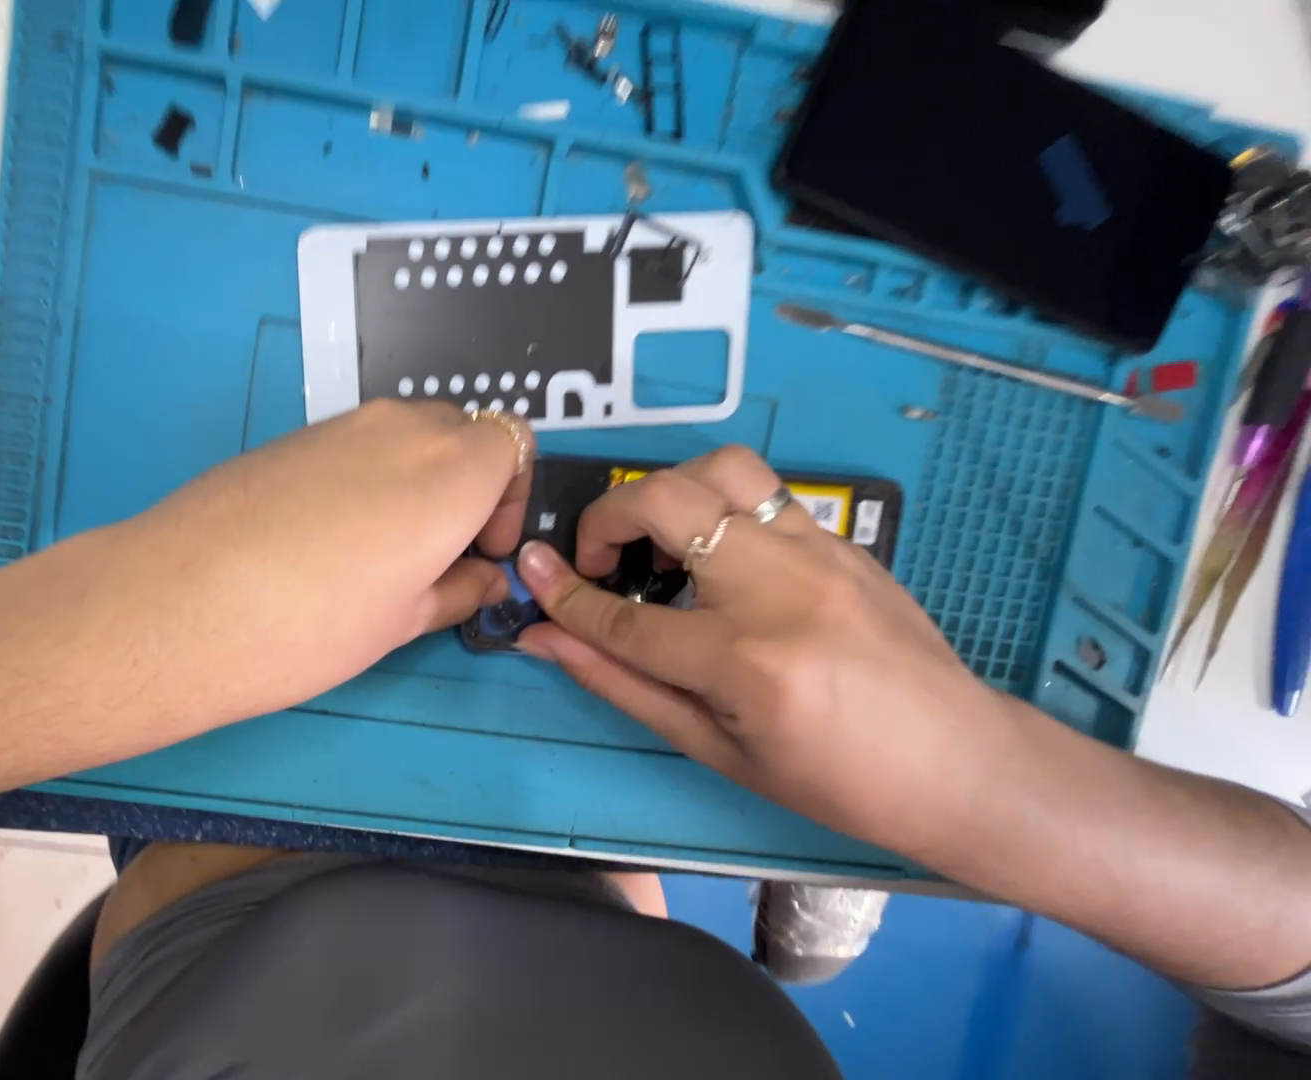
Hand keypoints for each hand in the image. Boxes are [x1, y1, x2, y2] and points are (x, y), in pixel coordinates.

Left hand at [110, 399, 529, 727]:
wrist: (179, 603)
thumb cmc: (311, 626)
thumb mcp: (401, 621)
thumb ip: (458, 589)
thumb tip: (484, 577)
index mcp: (450, 468)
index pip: (512, 442)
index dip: (509, 497)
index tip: (480, 551)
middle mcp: (401, 426)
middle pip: (460, 432)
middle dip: (468, 484)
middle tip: (437, 553)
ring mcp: (340, 424)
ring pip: (405, 435)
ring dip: (416, 479)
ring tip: (379, 550)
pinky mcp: (291, 436)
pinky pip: (355, 443)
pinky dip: (367, 476)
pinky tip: (326, 536)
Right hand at [514, 445, 1013, 852]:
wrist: (967, 767)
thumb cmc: (833, 780)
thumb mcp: (713, 747)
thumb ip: (620, 683)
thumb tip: (545, 639)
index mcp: (746, 661)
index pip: (625, 619)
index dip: (565, 596)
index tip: (529, 572)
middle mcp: (780, 589)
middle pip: (668, 503)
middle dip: (608, 518)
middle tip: (600, 558)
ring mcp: (820, 553)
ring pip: (722, 469)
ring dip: (668, 492)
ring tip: (660, 544)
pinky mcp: (843, 541)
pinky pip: (763, 494)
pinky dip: (716, 510)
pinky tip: (719, 562)